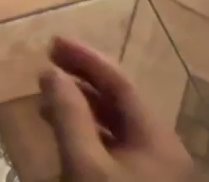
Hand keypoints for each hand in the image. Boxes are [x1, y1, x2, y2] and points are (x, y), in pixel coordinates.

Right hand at [39, 36, 192, 181]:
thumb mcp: (84, 163)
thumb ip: (68, 113)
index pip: (121, 85)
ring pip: (117, 122)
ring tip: (46, 91)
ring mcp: (153, 171)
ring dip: (81, 100)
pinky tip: (63, 127)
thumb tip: (52, 71)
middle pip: (121, 101)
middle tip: (46, 57)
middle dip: (83, 76)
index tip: (51, 41)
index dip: (86, 58)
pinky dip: (86, 126)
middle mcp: (162, 151)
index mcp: (158, 142)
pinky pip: (114, 143)